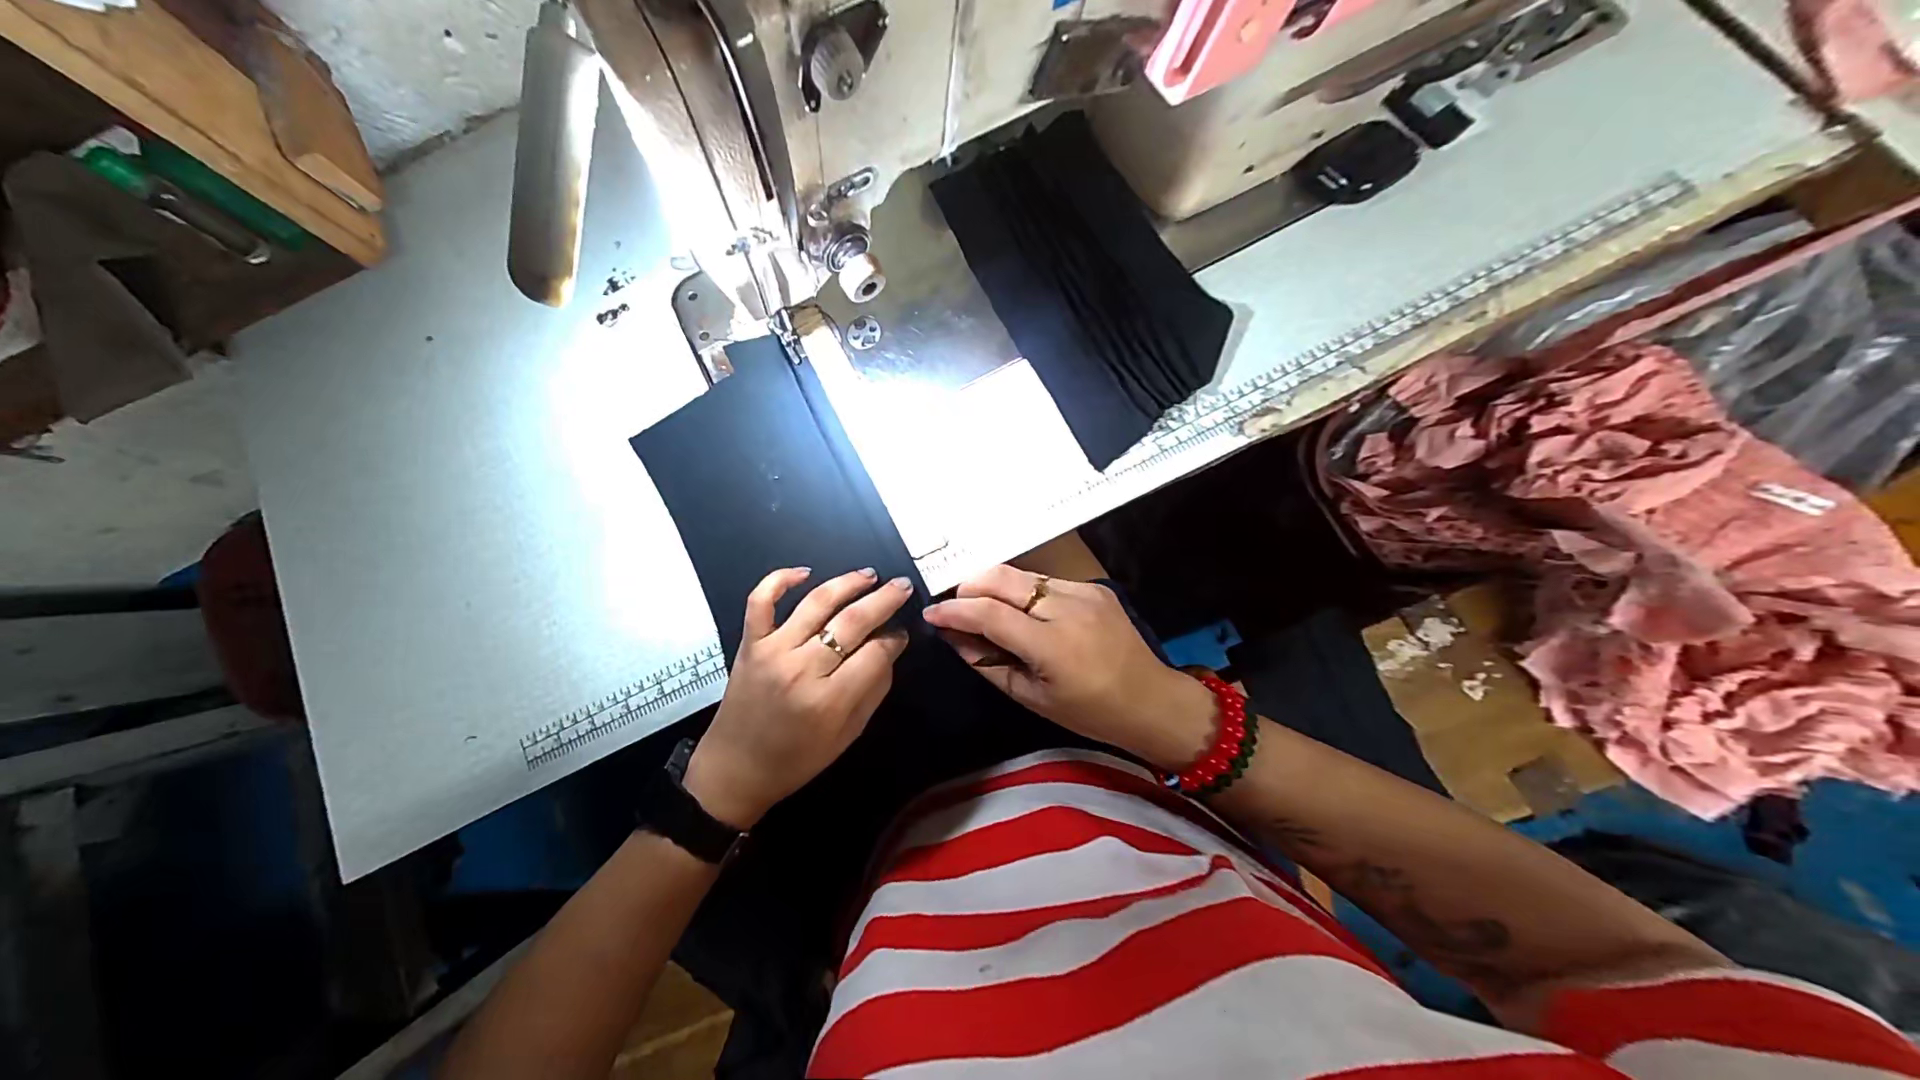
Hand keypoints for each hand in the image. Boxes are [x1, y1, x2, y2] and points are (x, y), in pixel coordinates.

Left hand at [683, 567, 912, 828]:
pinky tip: (804, 572)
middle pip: (852, 621)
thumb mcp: (847, 735)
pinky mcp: (749, 643)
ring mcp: (772, 651)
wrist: (735, 770)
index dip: (895, 639)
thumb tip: (890, 648)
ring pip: (816, 603)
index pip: (875, 653)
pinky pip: (761, 601)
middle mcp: (802, 669)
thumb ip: (873, 690)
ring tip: (869, 575)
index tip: (902, 633)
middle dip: (884, 600)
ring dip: (847, 583)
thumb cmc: (796, 759)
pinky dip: (780, 580)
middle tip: (901, 586)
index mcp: (829, 700)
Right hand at [922, 565, 1216, 771]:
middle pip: (1001, 577)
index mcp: (1052, 645)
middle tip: (953, 606)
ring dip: (995, 586)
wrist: (1151, 700)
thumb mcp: (1032, 697)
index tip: (931, 613)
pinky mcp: (1094, 587)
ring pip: (1021, 574)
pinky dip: (1024, 591)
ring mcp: (1084, 592)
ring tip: (982, 607)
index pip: (989, 613)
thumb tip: (953, 636)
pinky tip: (1022, 611)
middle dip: (969, 587)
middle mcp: (1067, 608)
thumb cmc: (1089, 712)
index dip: (954, 610)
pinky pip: (1045, 580)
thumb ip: (988, 663)